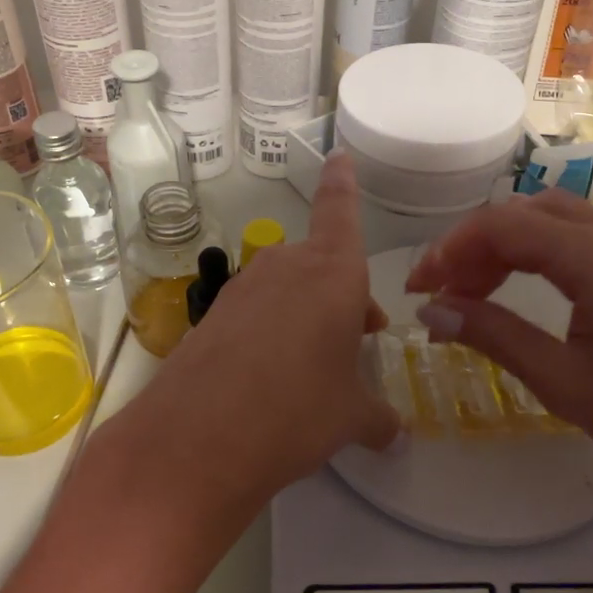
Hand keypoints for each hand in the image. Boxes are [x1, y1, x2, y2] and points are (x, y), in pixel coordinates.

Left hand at [125, 151, 398, 505]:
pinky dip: (270, 333)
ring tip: (315, 366)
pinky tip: (271, 379)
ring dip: (306, 314)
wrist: (197, 437)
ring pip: (287, 289)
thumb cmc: (297, 411)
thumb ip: (379, 418)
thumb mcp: (351, 418)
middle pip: (320, 264)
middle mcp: (285, 267)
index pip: (341, 211)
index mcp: (331, 273)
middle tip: (358, 338)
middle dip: (341, 295)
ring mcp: (241, 290)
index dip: (342, 184)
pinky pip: (255, 314)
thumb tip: (396, 433)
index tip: (338, 155)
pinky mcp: (210, 317)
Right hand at [405, 190, 592, 496]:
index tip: (419, 289)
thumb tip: (432, 313)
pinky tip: (529, 292)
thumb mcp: (566, 382)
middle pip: (525, 213)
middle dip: (474, 247)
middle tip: (443, 295)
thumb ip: (495, 337)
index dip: (449, 251)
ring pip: (556, 220)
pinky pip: (584, 239)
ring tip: (477, 296)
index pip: (500, 226)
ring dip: (508, 248)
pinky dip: (543, 255)